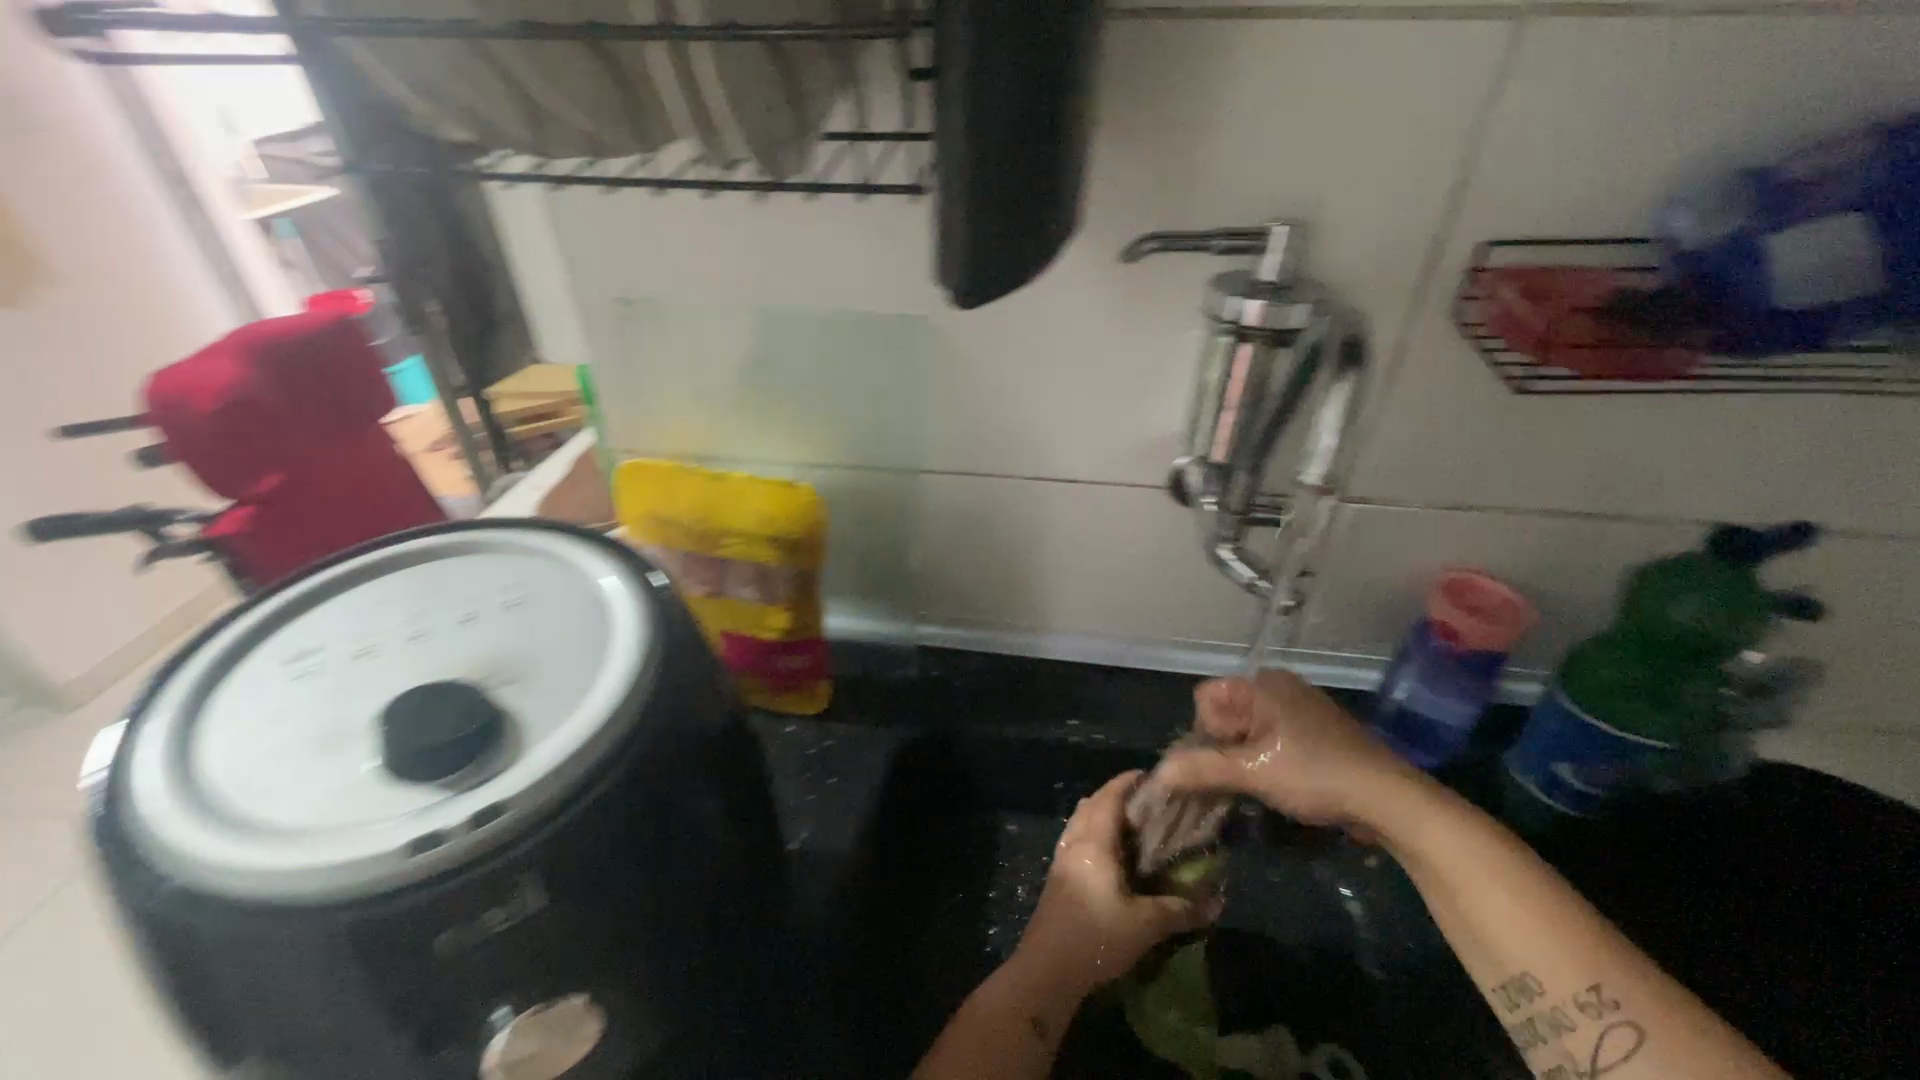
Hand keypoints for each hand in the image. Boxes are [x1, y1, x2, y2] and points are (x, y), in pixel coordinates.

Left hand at [1015, 772, 1221, 996]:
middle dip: (1118, 796)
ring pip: (1081, 822)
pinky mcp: (1057, 879)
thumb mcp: (1146, 925)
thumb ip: (1181, 910)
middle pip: (1092, 804)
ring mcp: (1061, 860)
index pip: (1110, 796)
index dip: (1129, 782)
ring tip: (1134, 826)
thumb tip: (1218, 902)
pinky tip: (1113, 857)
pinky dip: (1095, 835)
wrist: (1046, 971)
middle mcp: (1074, 842)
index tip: (1153, 777)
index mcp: (1094, 842)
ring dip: (1103, 815)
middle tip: (1149, 803)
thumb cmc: (1096, 937)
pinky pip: (1077, 841)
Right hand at [1154, 671, 1419, 828]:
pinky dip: (1263, 761)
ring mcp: (1299, 710)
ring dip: (1241, 759)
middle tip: (1235, 779)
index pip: (1205, 698)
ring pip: (1247, 730)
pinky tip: (1275, 786)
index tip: (1221, 761)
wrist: (1389, 800)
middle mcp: (1279, 688)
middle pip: (1225, 714)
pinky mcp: (1314, 733)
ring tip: (1253, 787)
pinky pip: (1270, 739)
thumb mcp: (1252, 773)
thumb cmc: (1317, 775)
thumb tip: (1158, 774)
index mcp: (1263, 685)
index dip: (1204, 732)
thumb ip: (1201, 769)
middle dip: (1220, 748)